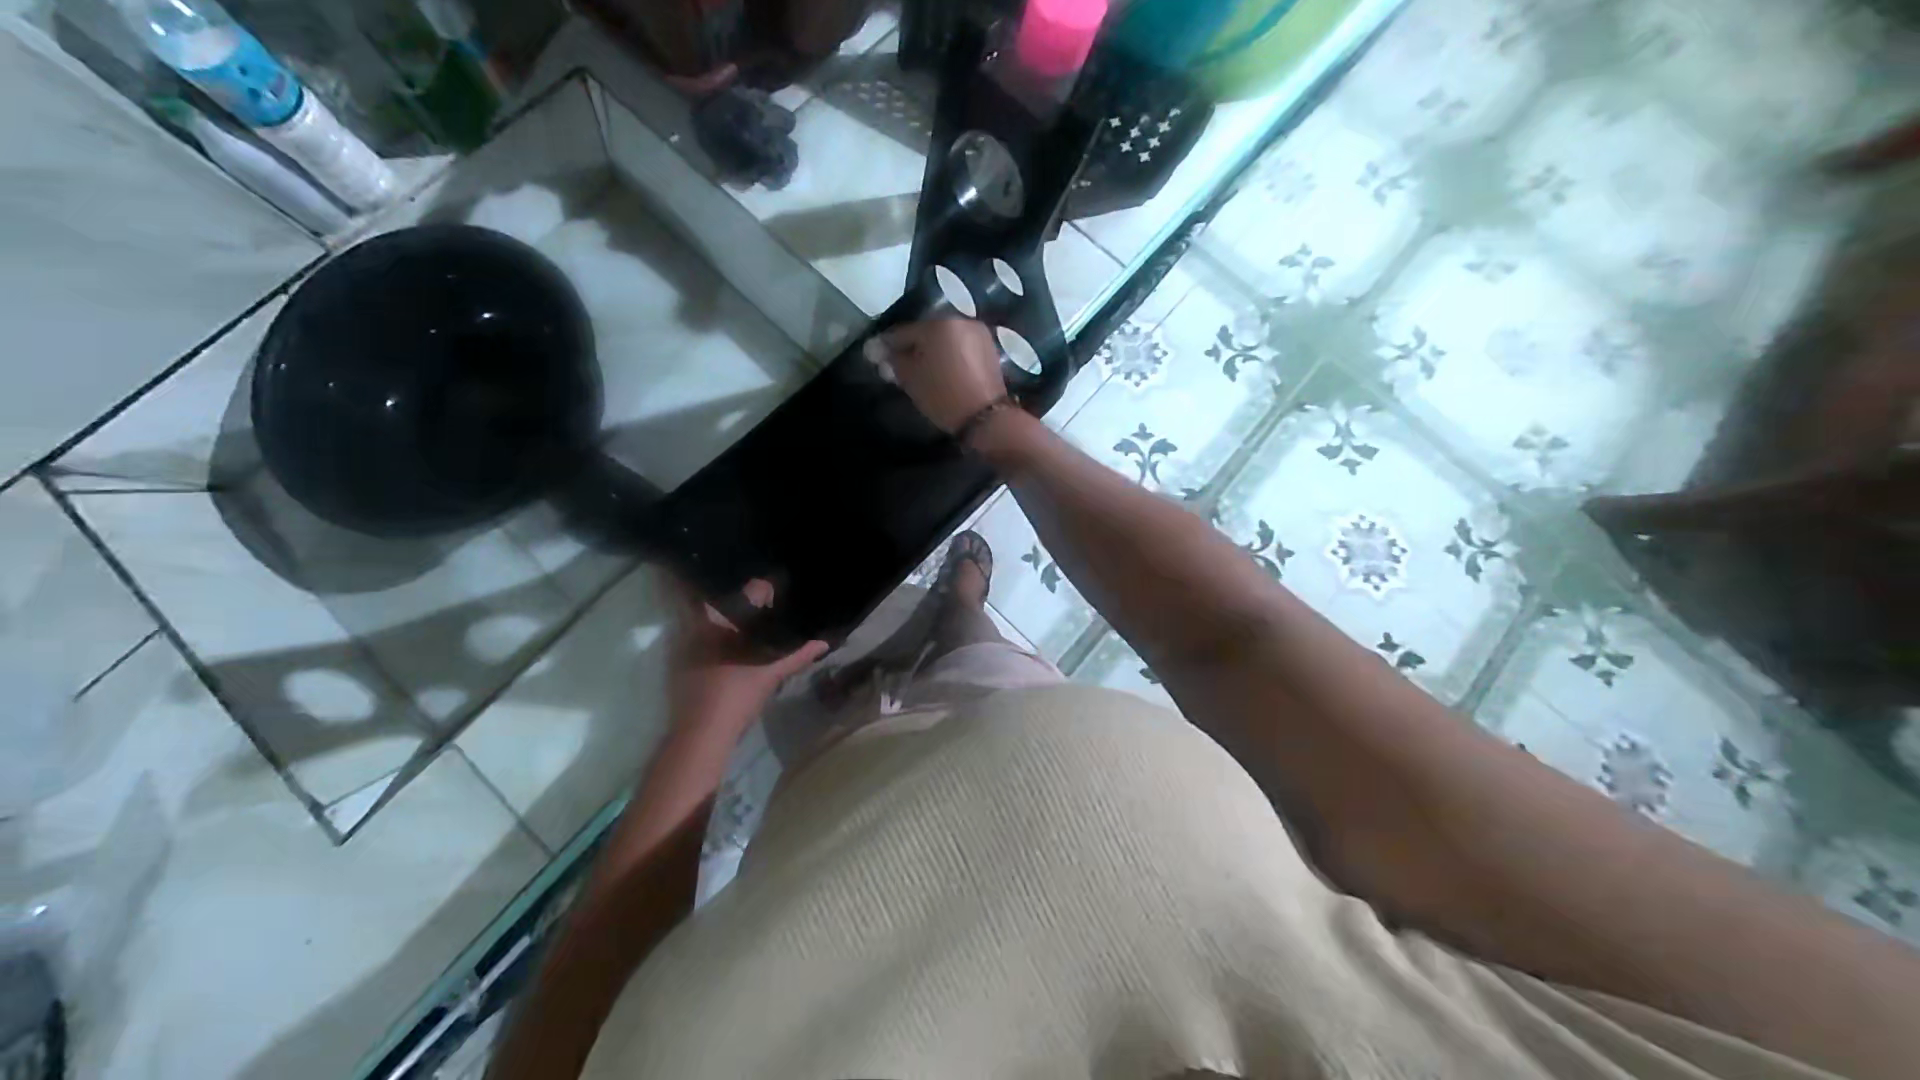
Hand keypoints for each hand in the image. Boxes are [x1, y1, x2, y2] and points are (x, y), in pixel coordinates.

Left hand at [665, 576, 828, 736]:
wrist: (702, 736)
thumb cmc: (735, 697)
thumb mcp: (770, 675)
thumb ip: (797, 656)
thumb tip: (823, 642)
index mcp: (716, 625)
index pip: (738, 595)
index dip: (759, 590)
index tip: (776, 591)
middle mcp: (698, 630)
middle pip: (723, 607)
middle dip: (744, 607)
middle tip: (770, 609)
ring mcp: (687, 650)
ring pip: (711, 626)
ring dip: (731, 625)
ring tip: (757, 627)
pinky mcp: (683, 669)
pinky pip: (703, 645)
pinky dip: (720, 645)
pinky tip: (738, 653)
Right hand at [876, 318, 1008, 433]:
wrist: (986, 418)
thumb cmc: (943, 396)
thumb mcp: (911, 379)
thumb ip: (892, 360)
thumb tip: (875, 350)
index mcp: (938, 324)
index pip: (903, 332)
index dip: (885, 345)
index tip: (873, 356)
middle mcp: (960, 320)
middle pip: (926, 332)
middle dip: (910, 347)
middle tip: (896, 366)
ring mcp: (978, 333)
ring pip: (945, 339)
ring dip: (931, 351)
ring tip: (919, 371)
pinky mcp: (989, 349)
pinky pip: (960, 347)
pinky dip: (948, 355)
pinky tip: (941, 371)